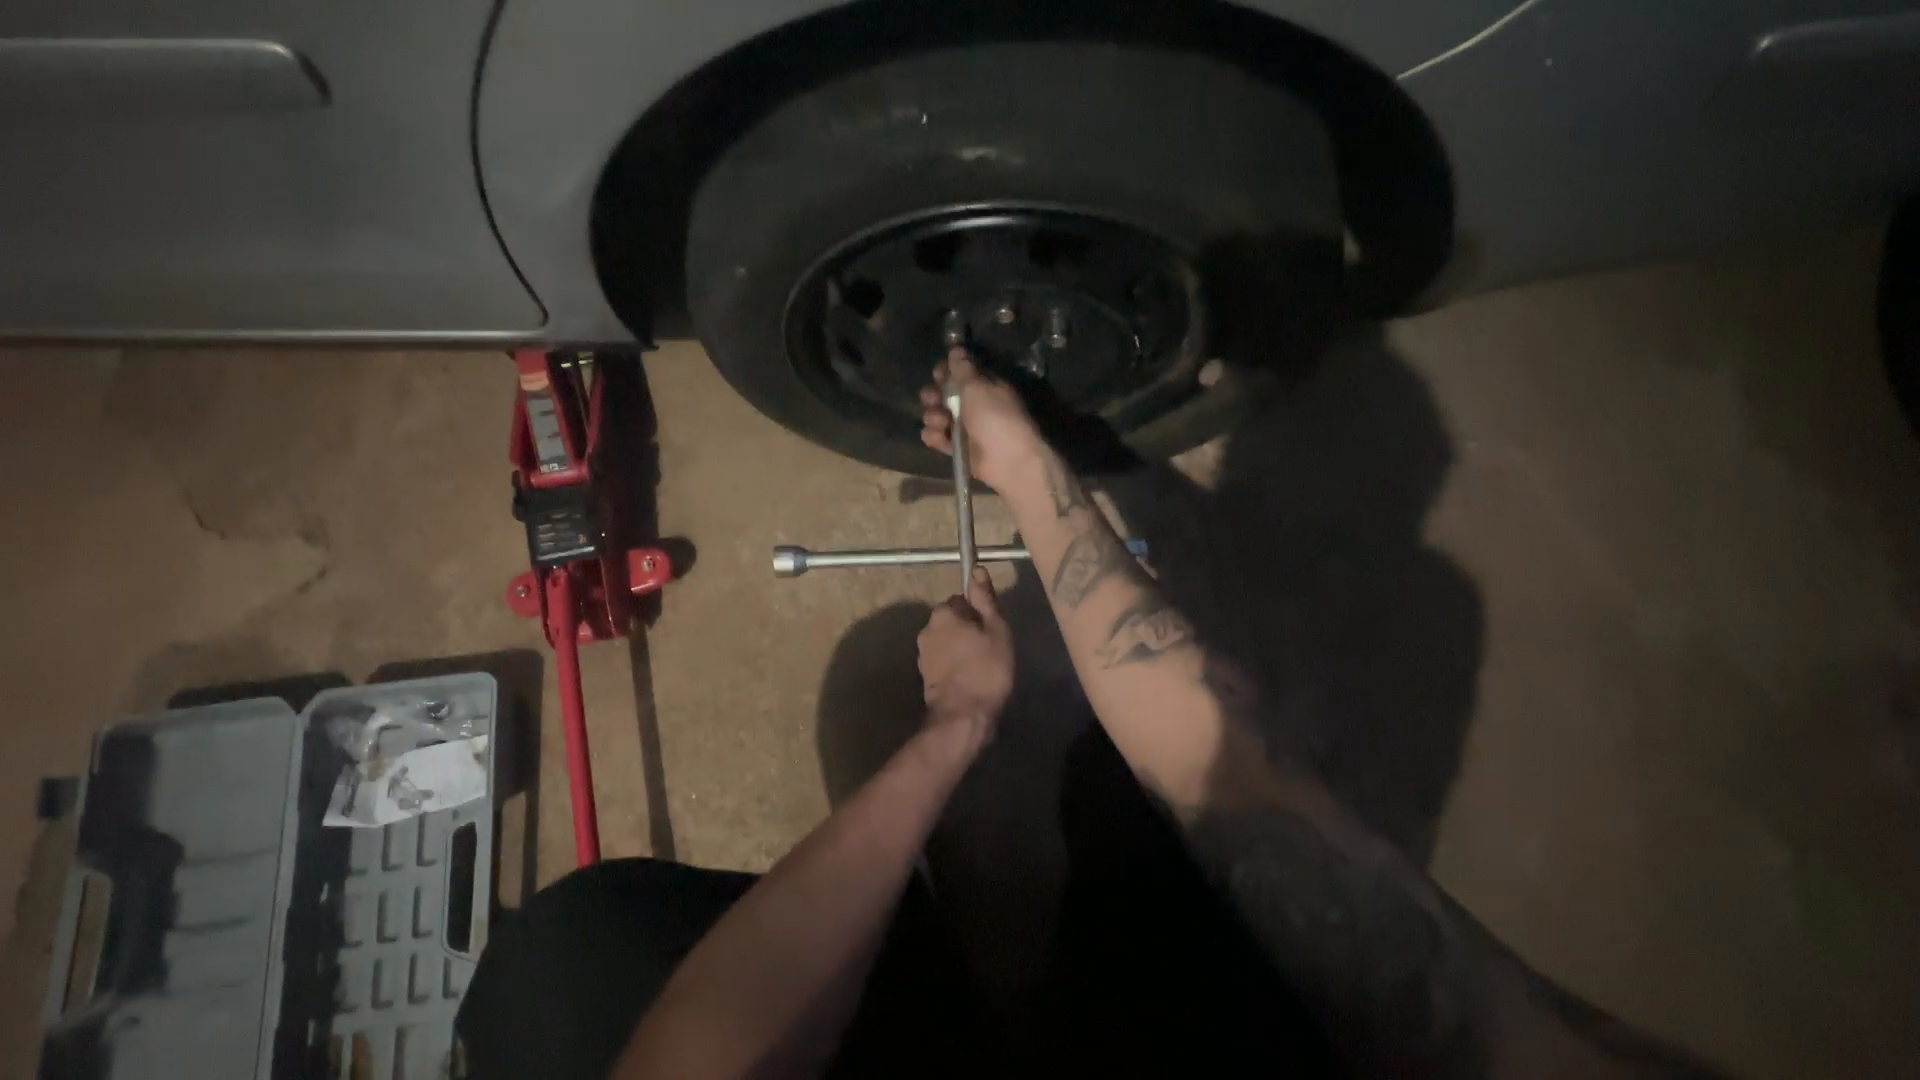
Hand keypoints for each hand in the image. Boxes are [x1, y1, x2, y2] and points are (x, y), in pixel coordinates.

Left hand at [917, 566, 1014, 738]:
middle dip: (968, 630)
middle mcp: (926, 630)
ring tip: (983, 667)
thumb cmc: (986, 669)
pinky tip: (971, 679)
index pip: (962, 600)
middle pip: (952, 621)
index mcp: (943, 614)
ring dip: (961, 648)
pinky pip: (943, 661)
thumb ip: (985, 599)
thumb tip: (977, 570)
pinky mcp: (924, 676)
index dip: (980, 613)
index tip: (994, 630)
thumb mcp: (996, 630)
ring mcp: (923, 655)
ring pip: (947, 642)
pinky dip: (955, 666)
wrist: (963, 717)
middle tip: (991, 649)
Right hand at [919, 349, 1047, 491]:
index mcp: (984, 386)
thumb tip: (955, 348)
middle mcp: (974, 405)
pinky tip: (936, 436)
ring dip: (933, 416)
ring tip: (941, 422)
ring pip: (938, 416)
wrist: (1009, 459)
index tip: (938, 373)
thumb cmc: (995, 417)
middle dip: (934, 395)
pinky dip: (934, 436)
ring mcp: (966, 428)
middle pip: (944, 395)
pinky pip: (939, 438)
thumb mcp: (978, 387)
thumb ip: (963, 369)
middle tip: (933, 399)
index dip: (946, 371)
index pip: (960, 373)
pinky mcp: (959, 448)